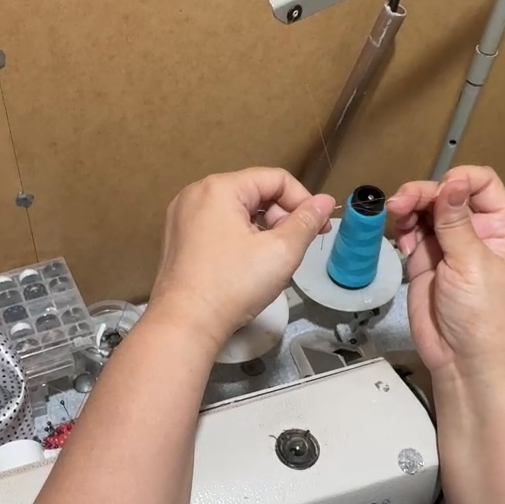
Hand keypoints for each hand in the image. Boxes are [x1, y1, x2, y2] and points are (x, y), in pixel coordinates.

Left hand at [147, 168, 334, 353]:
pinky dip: (240, 239)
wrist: (185, 324)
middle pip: (255, 193)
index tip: (319, 227)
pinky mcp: (179, 240)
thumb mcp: (281, 252)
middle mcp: (196, 195)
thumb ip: (306, 221)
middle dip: (282, 217)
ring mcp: (183, 217)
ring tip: (273, 259)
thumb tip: (325, 201)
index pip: (275, 179)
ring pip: (237, 212)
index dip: (303, 201)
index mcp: (219, 188)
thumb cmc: (231, 287)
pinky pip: (219, 227)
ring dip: (263, 230)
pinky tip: (248, 266)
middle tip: (297, 247)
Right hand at [389, 166, 504, 381]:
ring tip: (394, 215)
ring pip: (425, 212)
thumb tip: (451, 182)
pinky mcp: (424, 265)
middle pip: (447, 195)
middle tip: (400, 204)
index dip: (460, 180)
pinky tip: (399, 237)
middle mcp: (473, 233)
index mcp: (497, 229)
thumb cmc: (484, 315)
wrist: (465, 362)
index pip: (482, 184)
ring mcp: (447, 249)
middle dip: (423, 193)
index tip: (439, 190)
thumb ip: (456, 223)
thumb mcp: (472, 264)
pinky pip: (411, 235)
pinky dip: (402, 229)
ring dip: (408, 208)